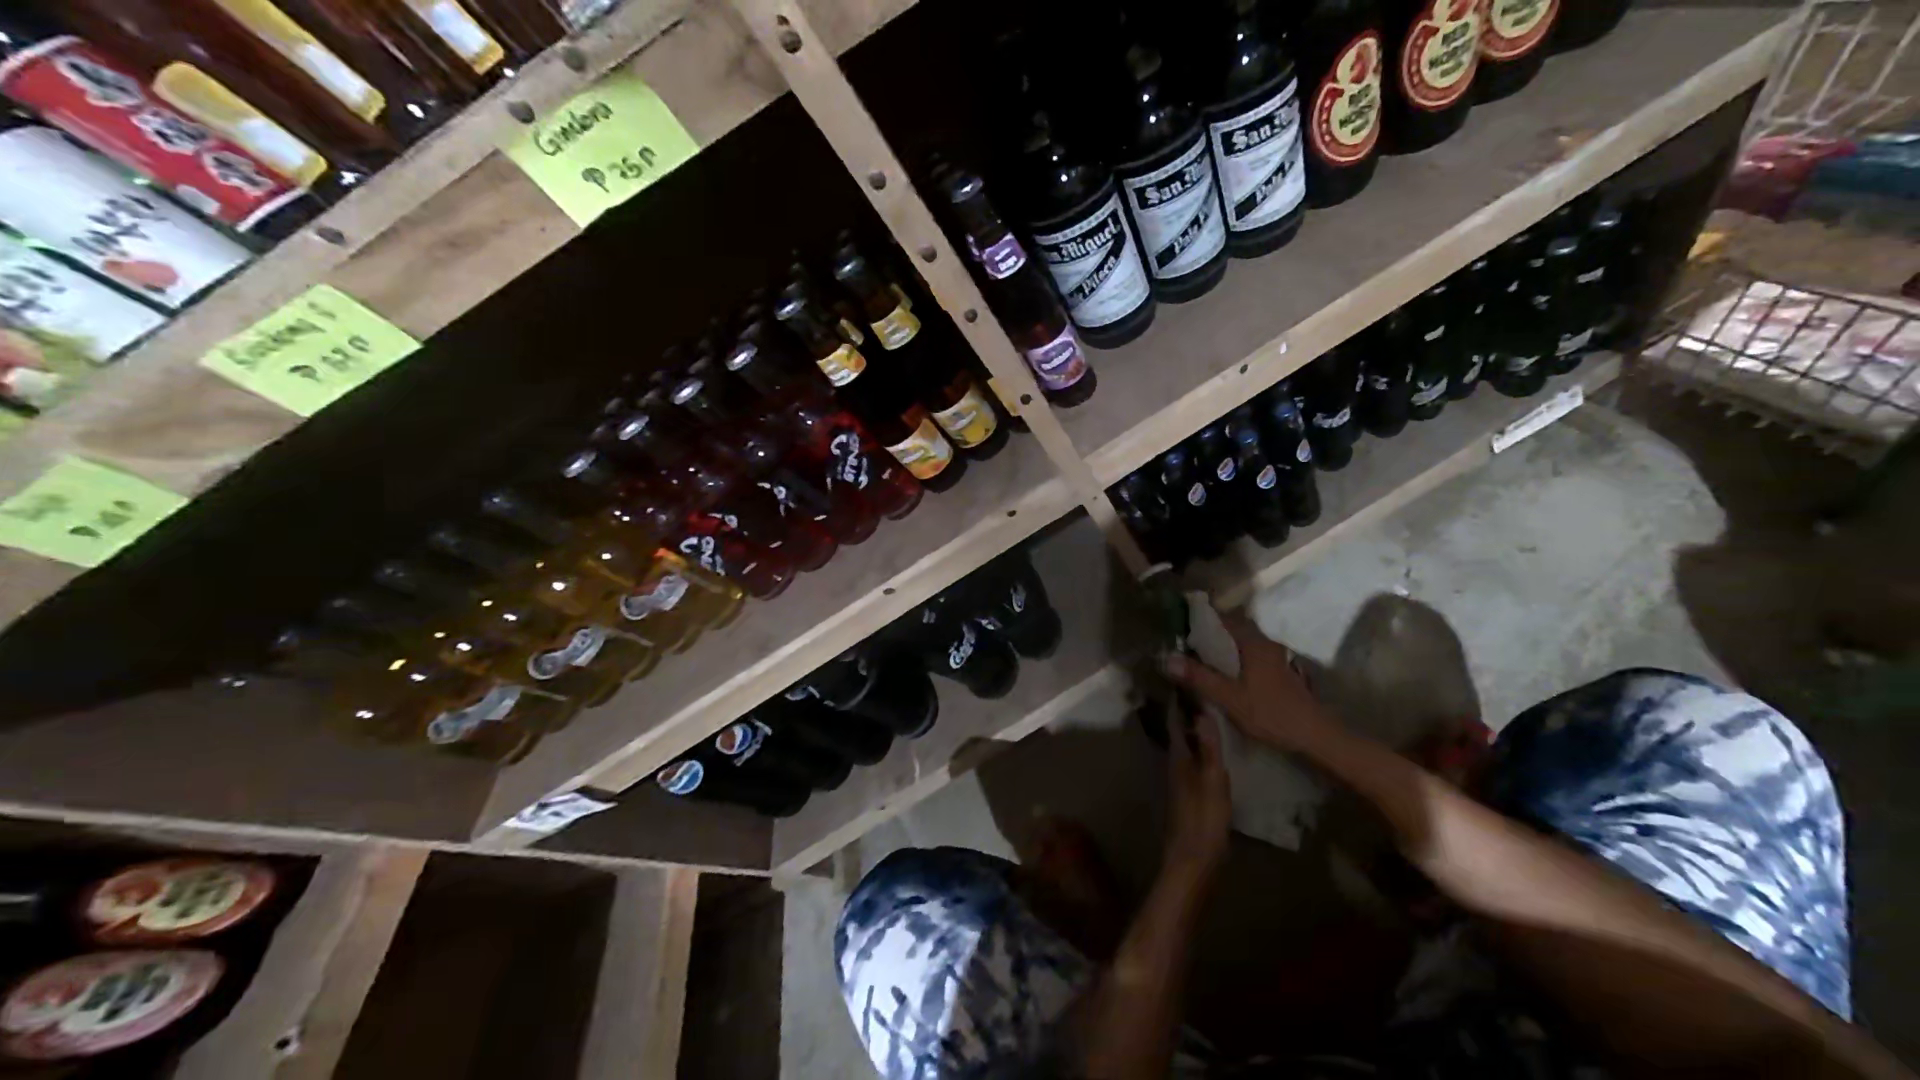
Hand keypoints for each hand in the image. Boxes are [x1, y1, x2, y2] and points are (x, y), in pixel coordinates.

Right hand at [1163, 610, 1333, 753]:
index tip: (1182, 617)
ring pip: (1244, 641)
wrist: (1315, 735)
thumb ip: (1199, 677)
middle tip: (1187, 638)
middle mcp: (1266, 643)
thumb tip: (1167, 657)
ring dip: (1225, 643)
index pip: (1224, 617)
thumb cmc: (1271, 713)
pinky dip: (1235, 655)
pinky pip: (1251, 653)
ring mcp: (1276, 657)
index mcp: (1253, 643)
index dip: (1203, 615)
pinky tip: (1226, 670)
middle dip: (1212, 629)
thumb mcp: (1229, 698)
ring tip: (1201, 654)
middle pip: (1235, 627)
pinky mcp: (1280, 671)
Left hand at [1163, 699, 1231, 880]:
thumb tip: (1201, 712)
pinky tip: (1213, 751)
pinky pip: (1192, 761)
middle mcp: (1173, 765)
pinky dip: (1200, 749)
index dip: (1178, 701)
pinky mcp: (1187, 794)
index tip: (1184, 678)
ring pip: (1185, 746)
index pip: (1174, 721)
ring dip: (1193, 730)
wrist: (1193, 860)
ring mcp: (1179, 780)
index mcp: (1177, 758)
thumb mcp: (1213, 781)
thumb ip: (1209, 747)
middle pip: (1178, 732)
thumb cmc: (1204, 818)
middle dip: (1186, 712)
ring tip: (1210, 715)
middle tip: (1202, 691)